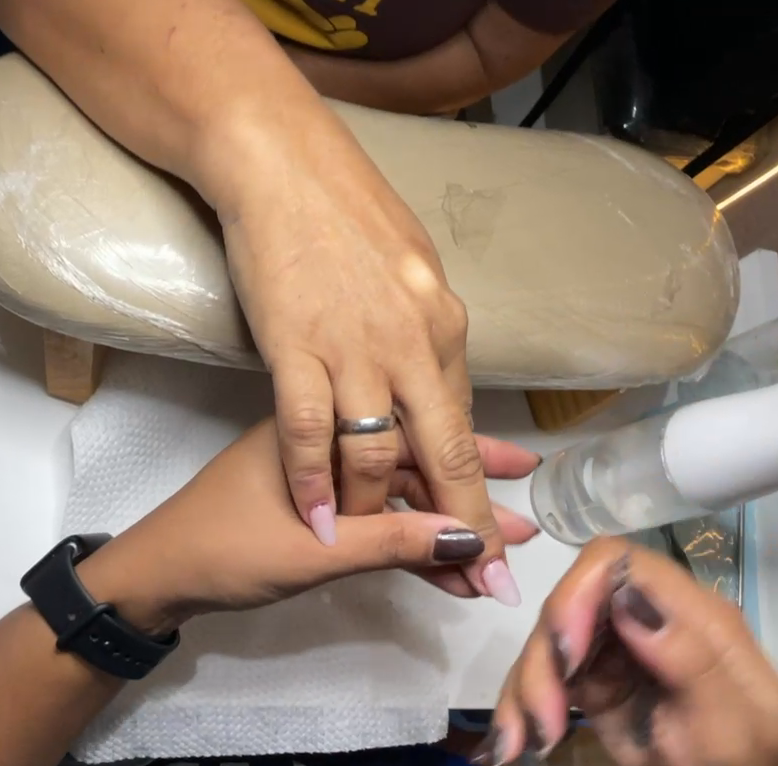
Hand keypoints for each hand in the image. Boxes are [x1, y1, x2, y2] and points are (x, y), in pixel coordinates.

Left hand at [78, 421, 540, 635]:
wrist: (156, 571)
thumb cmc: (225, 548)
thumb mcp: (312, 549)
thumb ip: (391, 543)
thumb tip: (471, 542)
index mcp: (328, 431)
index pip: (418, 455)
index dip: (472, 494)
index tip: (520, 517)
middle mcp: (330, 444)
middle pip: (416, 470)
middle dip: (470, 502)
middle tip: (526, 525)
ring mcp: (321, 476)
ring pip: (398, 498)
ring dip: (442, 527)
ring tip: (498, 546)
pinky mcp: (312, 506)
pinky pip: (373, 518)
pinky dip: (404, 540)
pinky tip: (440, 559)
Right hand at [198, 113, 517, 605]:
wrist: (279, 168)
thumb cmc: (342, 217)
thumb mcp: (408, 276)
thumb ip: (425, 342)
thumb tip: (434, 396)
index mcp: (442, 329)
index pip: (466, 430)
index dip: (484, 496)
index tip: (498, 549)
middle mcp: (410, 344)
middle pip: (443, 452)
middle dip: (464, 526)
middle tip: (481, 585)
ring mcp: (353, 348)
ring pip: (374, 451)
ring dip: (376, 513)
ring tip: (379, 554)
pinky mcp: (295, 348)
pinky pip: (306, 430)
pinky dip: (312, 482)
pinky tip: (319, 523)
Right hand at [490, 538, 777, 765]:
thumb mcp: (733, 730)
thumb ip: (692, 662)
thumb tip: (631, 604)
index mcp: (693, 616)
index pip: (621, 562)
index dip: (579, 591)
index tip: (566, 652)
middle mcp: (644, 619)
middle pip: (567, 602)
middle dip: (544, 657)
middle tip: (545, 721)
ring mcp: (611, 648)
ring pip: (544, 642)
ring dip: (526, 689)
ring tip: (529, 744)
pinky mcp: (585, 678)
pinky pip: (536, 677)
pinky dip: (516, 708)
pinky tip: (514, 745)